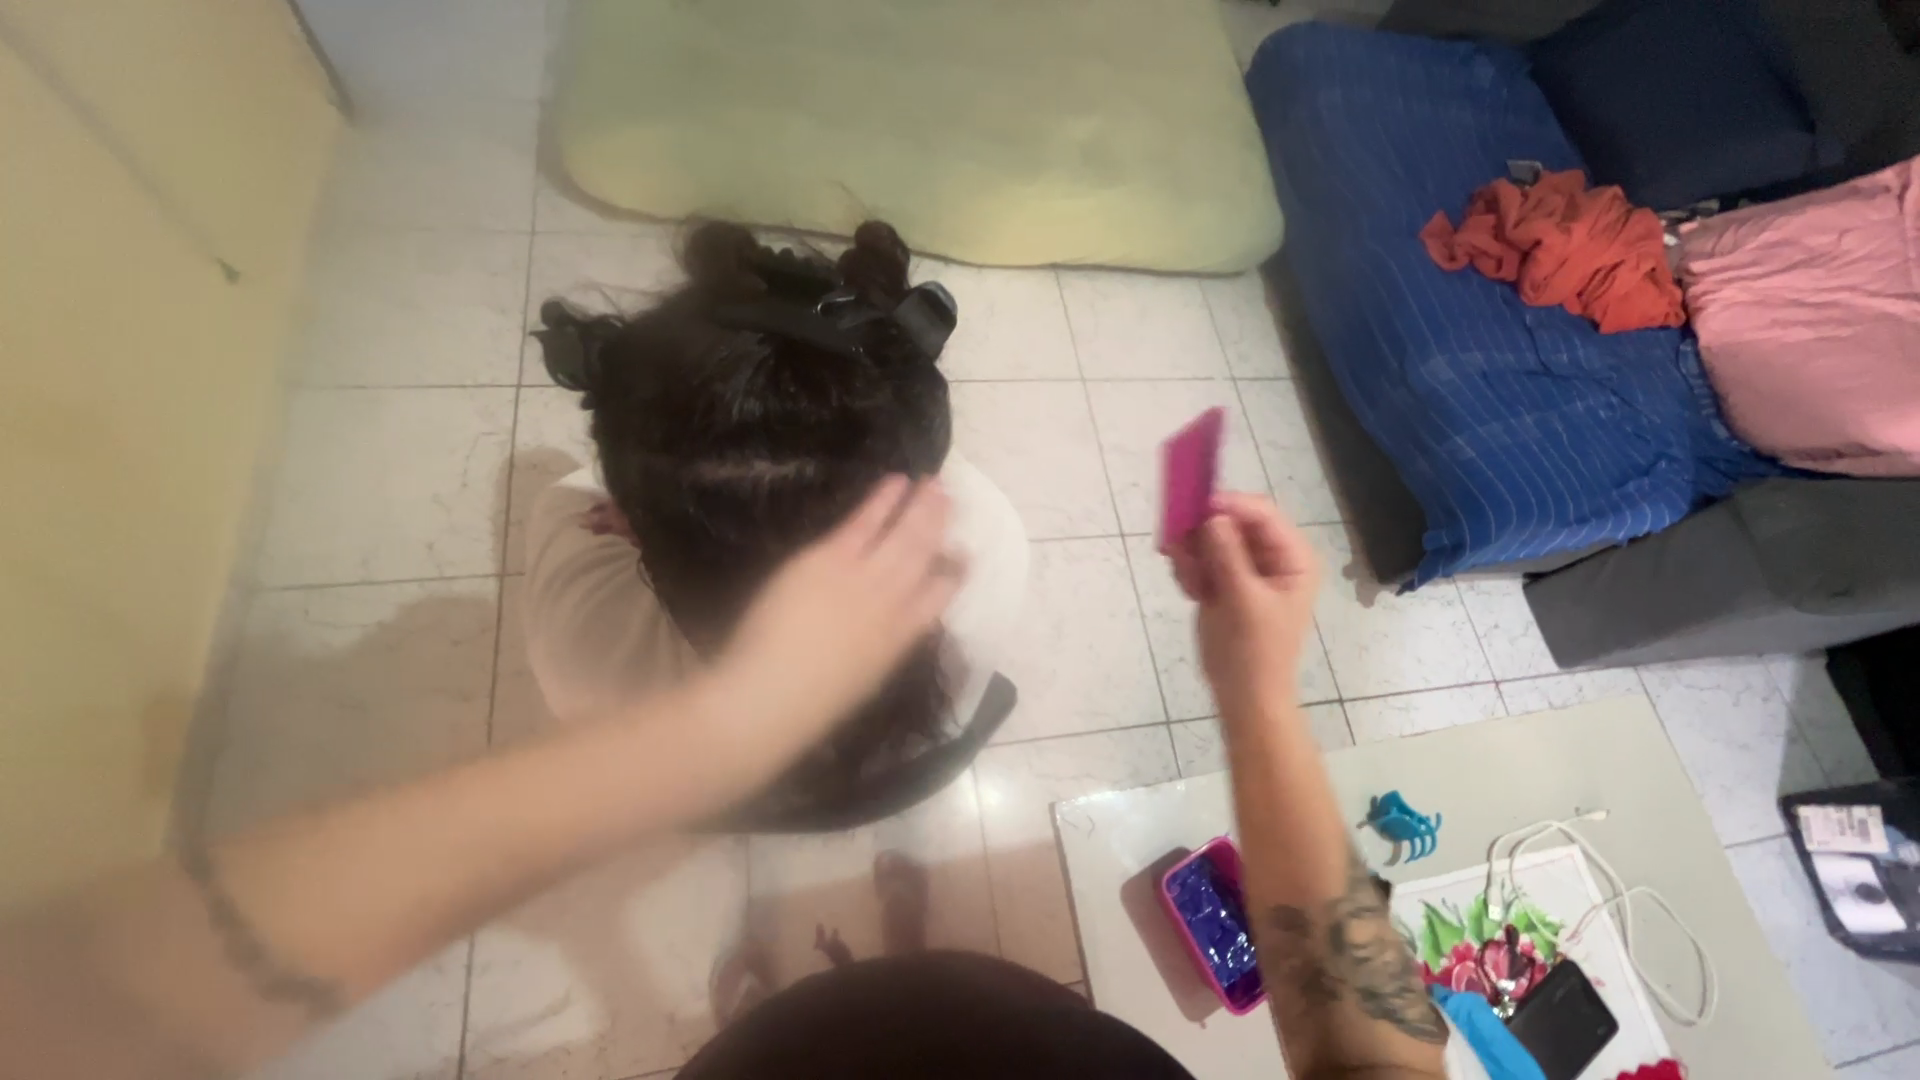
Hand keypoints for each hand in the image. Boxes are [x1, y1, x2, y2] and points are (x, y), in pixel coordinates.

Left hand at [700, 476, 965, 779]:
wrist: (771, 694)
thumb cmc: (810, 702)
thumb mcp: (864, 678)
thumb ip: (883, 644)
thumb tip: (894, 625)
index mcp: (902, 637)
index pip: (940, 596)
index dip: (954, 573)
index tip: (964, 556)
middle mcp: (892, 602)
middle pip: (925, 556)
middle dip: (939, 525)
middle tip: (952, 499)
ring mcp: (863, 577)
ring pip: (903, 536)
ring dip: (921, 506)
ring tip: (935, 483)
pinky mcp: (829, 559)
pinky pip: (863, 523)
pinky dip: (882, 501)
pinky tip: (895, 481)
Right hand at [1168, 492, 1319, 718]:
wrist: (1242, 694)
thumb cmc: (1255, 651)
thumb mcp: (1244, 601)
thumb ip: (1228, 556)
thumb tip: (1212, 516)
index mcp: (1292, 557)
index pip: (1262, 514)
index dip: (1229, 505)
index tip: (1194, 508)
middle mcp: (1270, 555)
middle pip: (1231, 521)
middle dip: (1203, 533)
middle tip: (1175, 547)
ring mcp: (1244, 567)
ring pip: (1209, 538)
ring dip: (1192, 555)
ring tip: (1190, 583)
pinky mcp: (1222, 580)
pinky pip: (1199, 558)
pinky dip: (1189, 569)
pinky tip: (1191, 592)